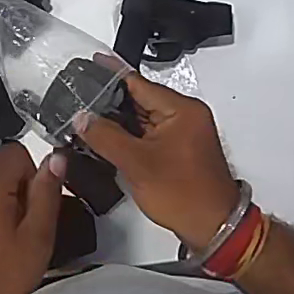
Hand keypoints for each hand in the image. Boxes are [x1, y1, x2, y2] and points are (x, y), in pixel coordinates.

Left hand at [0, 143, 63, 293]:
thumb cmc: (2, 277)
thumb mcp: (38, 235)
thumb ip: (48, 192)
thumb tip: (56, 160)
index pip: (16, 152)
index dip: (33, 176)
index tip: (34, 203)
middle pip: (3, 160)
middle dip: (20, 183)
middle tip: (24, 219)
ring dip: (5, 192)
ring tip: (10, 228)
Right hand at [78, 73, 240, 251]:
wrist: (216, 230)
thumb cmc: (184, 195)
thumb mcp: (137, 163)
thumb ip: (105, 136)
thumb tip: (81, 118)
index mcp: (181, 109)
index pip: (138, 82)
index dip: (110, 73)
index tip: (89, 62)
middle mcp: (185, 115)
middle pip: (139, 98)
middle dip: (108, 98)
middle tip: (78, 94)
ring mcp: (183, 132)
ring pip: (141, 116)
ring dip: (116, 118)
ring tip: (84, 115)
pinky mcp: (178, 149)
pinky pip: (147, 132)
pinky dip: (128, 134)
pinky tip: (104, 136)